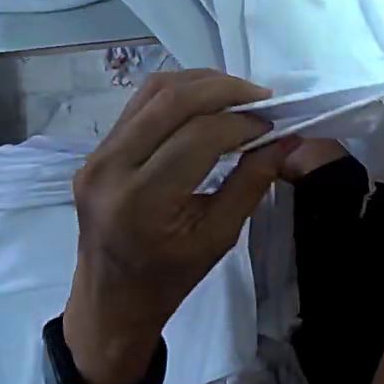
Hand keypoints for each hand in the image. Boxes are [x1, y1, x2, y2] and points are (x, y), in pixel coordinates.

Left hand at [66, 70, 295, 383]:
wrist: (111, 299)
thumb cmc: (169, 278)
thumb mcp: (219, 237)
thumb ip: (252, 182)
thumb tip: (287, 138)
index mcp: (141, 200)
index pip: (200, 136)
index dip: (243, 123)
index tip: (272, 126)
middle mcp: (111, 167)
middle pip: (173, 100)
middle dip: (224, 89)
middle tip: (261, 97)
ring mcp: (96, 154)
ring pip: (154, 91)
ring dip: (201, 83)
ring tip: (238, 94)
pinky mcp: (96, 149)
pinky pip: (140, 103)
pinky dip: (179, 94)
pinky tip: (207, 103)